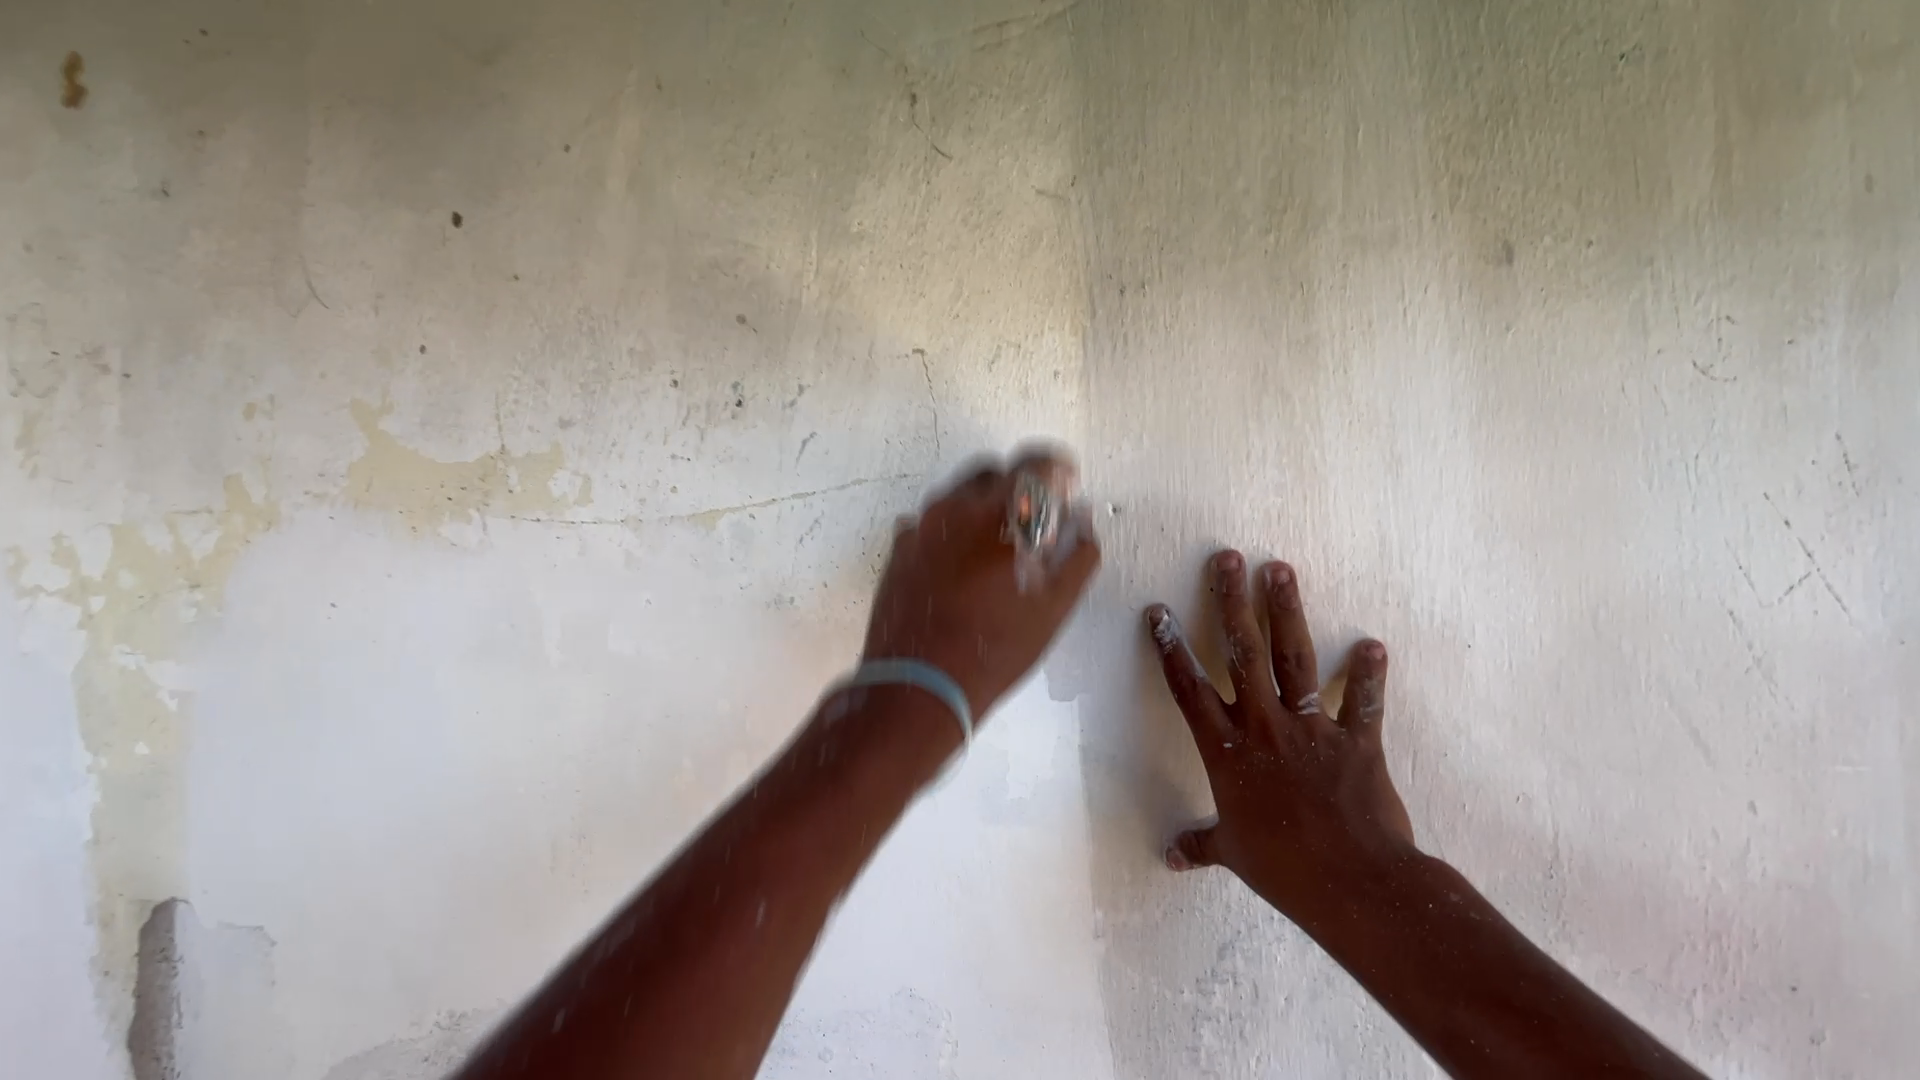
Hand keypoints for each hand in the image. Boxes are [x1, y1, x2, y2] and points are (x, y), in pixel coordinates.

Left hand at [864, 454, 1100, 719]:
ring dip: (981, 510)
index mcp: (1006, 514)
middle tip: (1030, 527)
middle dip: (1017, 489)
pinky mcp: (900, 546)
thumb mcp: (1054, 608)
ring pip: (959, 496)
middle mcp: (960, 506)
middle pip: (994, 473)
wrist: (919, 683)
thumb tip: (1082, 522)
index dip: (1057, 473)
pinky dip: (950, 533)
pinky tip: (959, 569)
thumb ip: (1077, 556)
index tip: (1064, 491)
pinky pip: (931, 523)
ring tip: (993, 554)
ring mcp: (923, 524)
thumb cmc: (997, 648)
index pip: (1038, 463)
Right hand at [1146, 551, 1416, 924]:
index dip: (1171, 648)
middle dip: (1232, 602)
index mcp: (1226, 750)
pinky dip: (1368, 674)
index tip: (1159, 611)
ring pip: (1294, 659)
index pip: (1188, 688)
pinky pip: (1362, 701)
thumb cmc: (1281, 867)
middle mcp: (1263, 726)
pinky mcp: (1357, 741)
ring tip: (1280, 569)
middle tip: (1227, 559)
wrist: (1351, 882)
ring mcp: (1311, 728)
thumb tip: (1171, 857)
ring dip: (1287, 612)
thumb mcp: (1233, 852)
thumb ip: (1201, 844)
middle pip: (1242, 653)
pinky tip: (1372, 644)